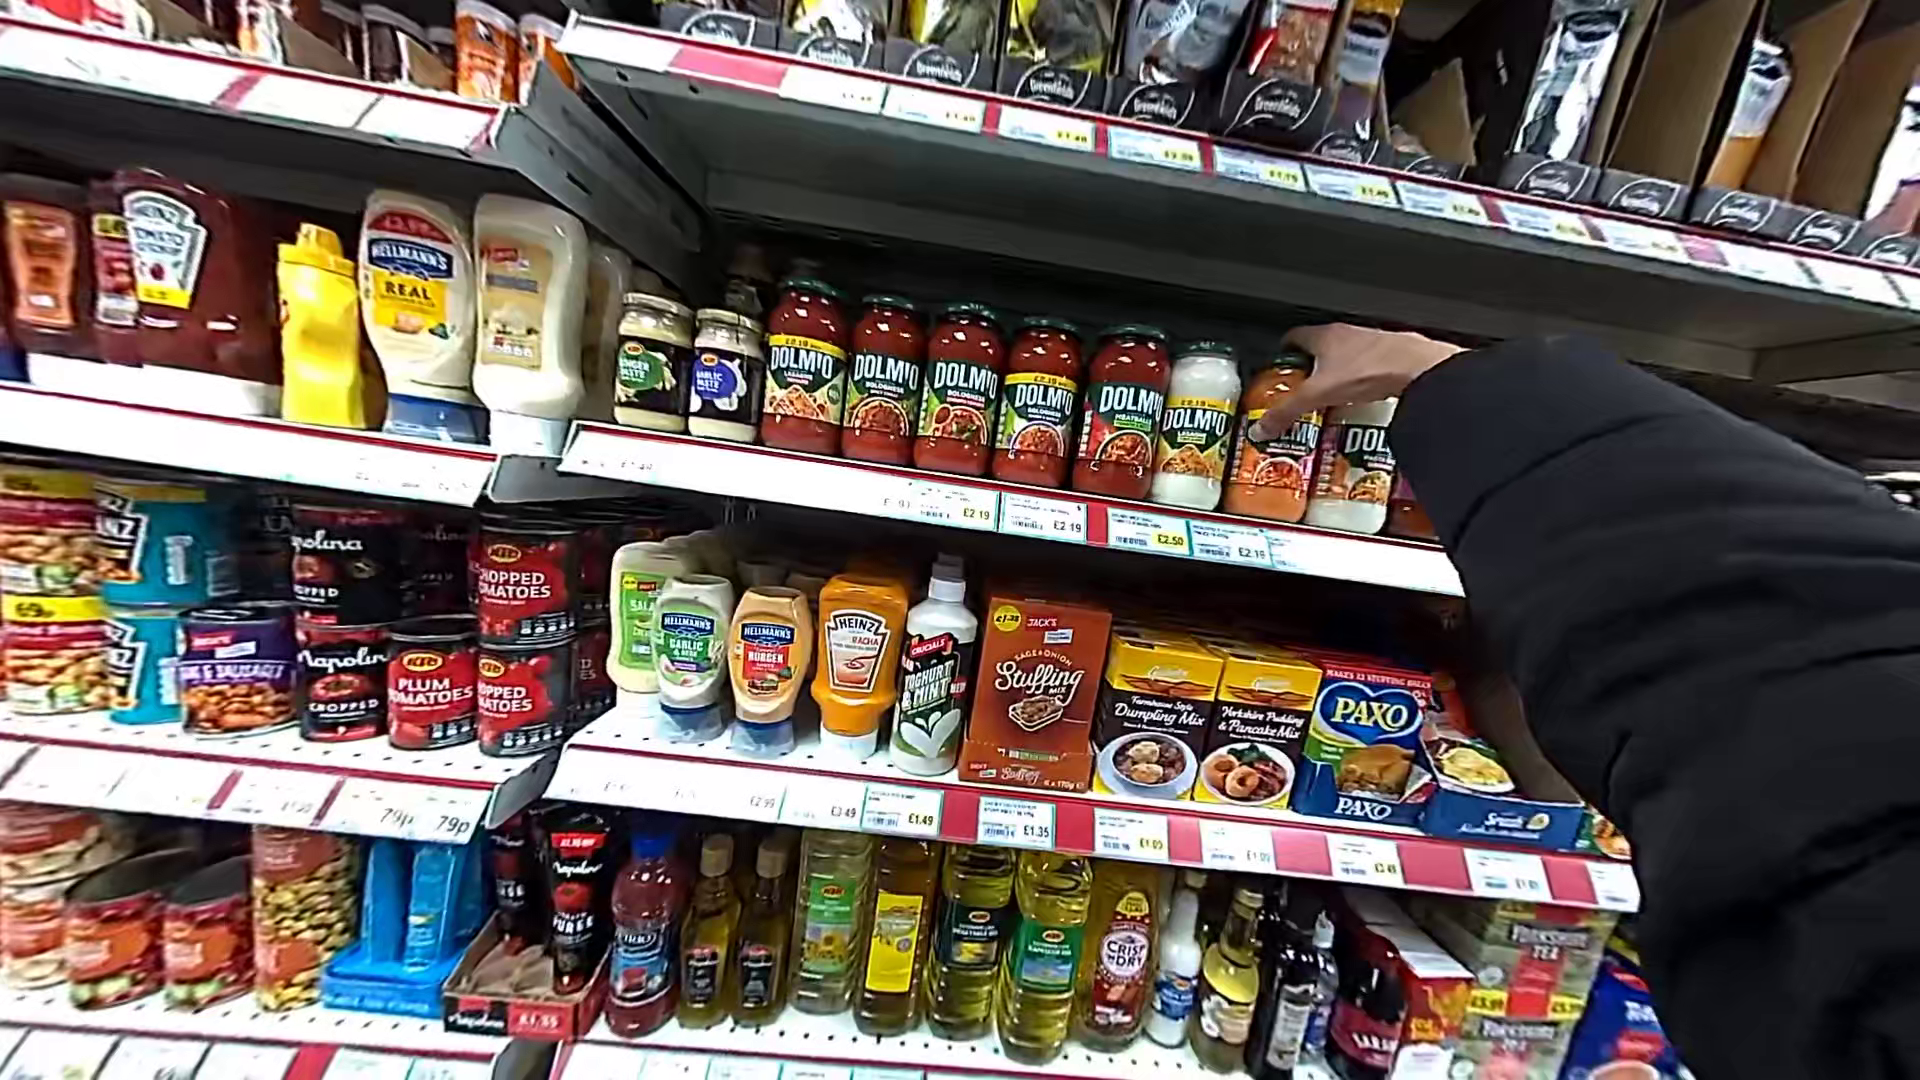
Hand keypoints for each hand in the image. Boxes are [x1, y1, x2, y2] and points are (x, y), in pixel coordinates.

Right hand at [1246, 324, 1464, 439]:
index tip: (1275, 368)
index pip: (1293, 337)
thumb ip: (1286, 411)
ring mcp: (1373, 344)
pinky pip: (1366, 369)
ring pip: (1343, 358)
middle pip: (1318, 349)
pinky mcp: (1392, 358)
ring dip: (1332, 376)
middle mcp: (1349, 334)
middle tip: (1297, 390)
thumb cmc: (1373, 369)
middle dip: (1306, 370)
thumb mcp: (1317, 394)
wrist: (1424, 370)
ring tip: (1324, 399)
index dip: (1281, 352)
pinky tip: (1354, 400)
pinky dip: (1356, 383)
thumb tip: (1261, 427)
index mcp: (1325, 335)